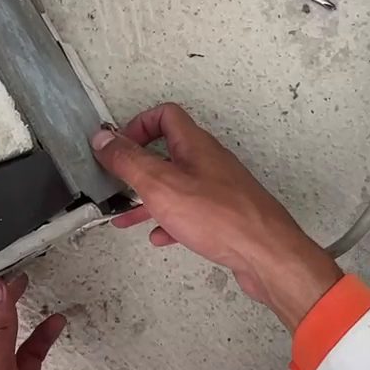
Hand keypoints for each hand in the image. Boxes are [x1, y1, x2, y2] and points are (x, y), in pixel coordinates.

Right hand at [91, 103, 341, 329]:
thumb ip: (129, 161)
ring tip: (125, 215)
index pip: (166, 115)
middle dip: (139, 166)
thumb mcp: (161, 185)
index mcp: (195, 145)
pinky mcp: (224, 216)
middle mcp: (209, 162)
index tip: (120, 146)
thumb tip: (104, 140)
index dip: (139, 124)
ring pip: (176, 186)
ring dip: (149, 198)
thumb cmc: (220, 218)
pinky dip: (170, 220)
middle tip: (118, 180)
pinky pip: (190, 212)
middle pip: (168, 152)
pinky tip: (160, 236)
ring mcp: (218, 189)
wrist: (264, 253)